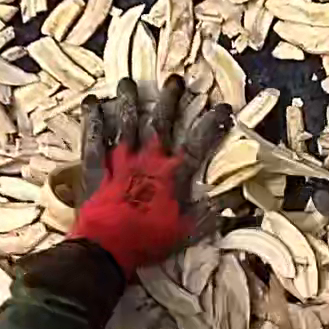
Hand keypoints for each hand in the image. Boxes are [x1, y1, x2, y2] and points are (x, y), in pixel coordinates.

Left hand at [70, 76, 234, 273]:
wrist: (106, 249)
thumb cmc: (148, 241)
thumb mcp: (187, 231)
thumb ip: (211, 213)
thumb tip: (237, 199)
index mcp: (173, 174)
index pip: (200, 141)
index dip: (213, 123)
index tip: (224, 107)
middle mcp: (148, 160)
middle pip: (161, 122)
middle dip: (170, 99)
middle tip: (174, 79)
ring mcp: (119, 161)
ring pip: (126, 123)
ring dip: (128, 102)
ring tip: (128, 82)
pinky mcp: (96, 168)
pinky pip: (94, 139)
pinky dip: (93, 121)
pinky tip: (92, 104)